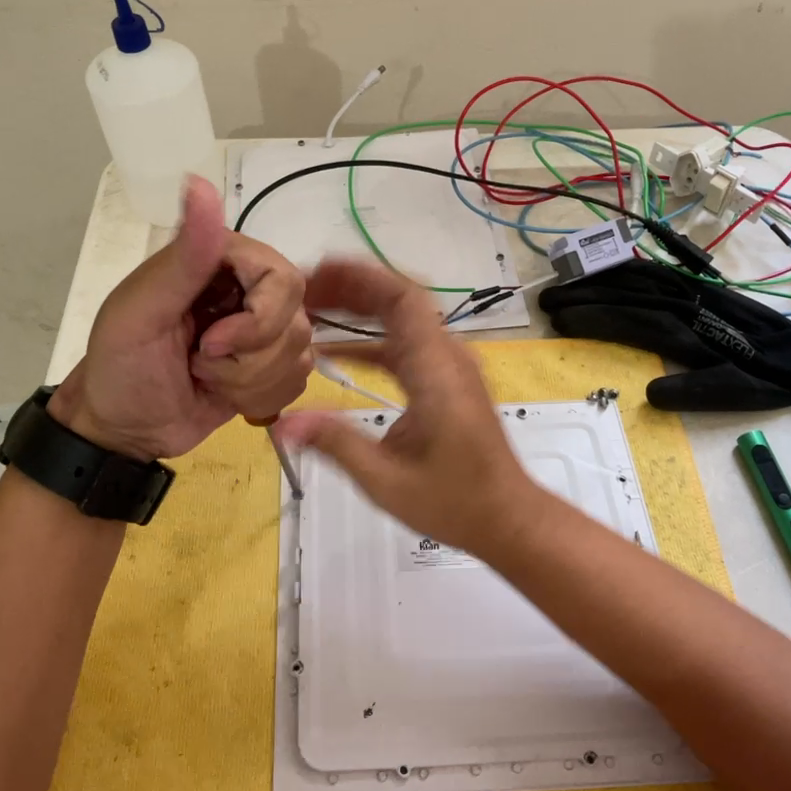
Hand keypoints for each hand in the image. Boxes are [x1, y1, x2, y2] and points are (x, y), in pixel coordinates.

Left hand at [50, 176, 312, 460]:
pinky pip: (298, 381)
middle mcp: (252, 290)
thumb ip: (183, 256)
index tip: (211, 345)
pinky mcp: (273, 368)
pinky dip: (259, 399)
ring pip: (300, 356)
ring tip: (204, 379)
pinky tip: (224, 395)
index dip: (259, 320)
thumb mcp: (140, 312)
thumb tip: (201, 183)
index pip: (283, 278)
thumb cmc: (122, 367)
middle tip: (200, 365)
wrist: (125, 429)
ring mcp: (266, 331)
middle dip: (250, 360)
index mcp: (222, 261)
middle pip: (297, 321)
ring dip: (248, 383)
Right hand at [275, 259, 544, 553]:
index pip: (402, 299)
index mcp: (436, 370)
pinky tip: (331, 352)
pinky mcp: (445, 381)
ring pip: (402, 318)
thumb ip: (336, 444)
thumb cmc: (454, 502)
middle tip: (300, 287)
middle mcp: (446, 357)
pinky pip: (405, 345)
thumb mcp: (387, 479)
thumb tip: (283, 425)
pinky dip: (369, 340)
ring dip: (358, 308)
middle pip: (400, 298)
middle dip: (351, 285)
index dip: (360, 277)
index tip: (316, 273)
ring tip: (309, 307)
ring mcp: (448, 367)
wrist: (507, 517)